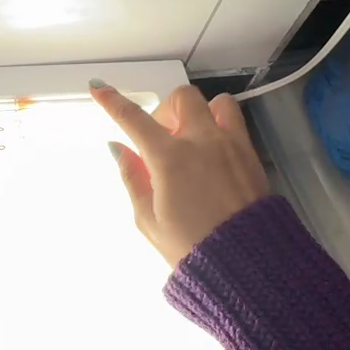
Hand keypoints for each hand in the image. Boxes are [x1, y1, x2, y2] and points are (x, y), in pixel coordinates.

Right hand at [92, 81, 268, 266]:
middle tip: (161, 139)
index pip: (133, 120)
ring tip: (193, 140)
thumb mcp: (148, 219)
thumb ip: (133, 178)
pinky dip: (220, 127)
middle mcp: (201, 141)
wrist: (245, 263)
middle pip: (180, 98)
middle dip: (166, 111)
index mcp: (169, 158)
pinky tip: (213, 154)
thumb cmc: (190, 246)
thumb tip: (120, 149)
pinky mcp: (251, 154)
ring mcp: (230, 144)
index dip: (112, 101)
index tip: (98, 86)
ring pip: (215, 102)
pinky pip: (235, 122)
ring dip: (199, 113)